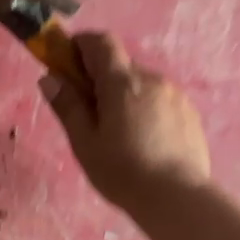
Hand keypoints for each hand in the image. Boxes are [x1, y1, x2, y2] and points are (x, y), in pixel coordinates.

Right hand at [38, 33, 210, 209]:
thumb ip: (68, 107)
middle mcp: (151, 79)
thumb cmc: (122, 172)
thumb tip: (49, 78)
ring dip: (126, 98)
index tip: (67, 63)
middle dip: (102, 80)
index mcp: (122, 83)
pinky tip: (144, 143)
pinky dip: (146, 111)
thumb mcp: (85, 144)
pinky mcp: (190, 113)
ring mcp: (174, 95)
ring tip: (121, 136)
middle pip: (121, 66)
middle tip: (90, 114)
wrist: (176, 197)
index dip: (82, 45)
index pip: (101, 42)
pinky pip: (160, 102)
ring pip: (142, 86)